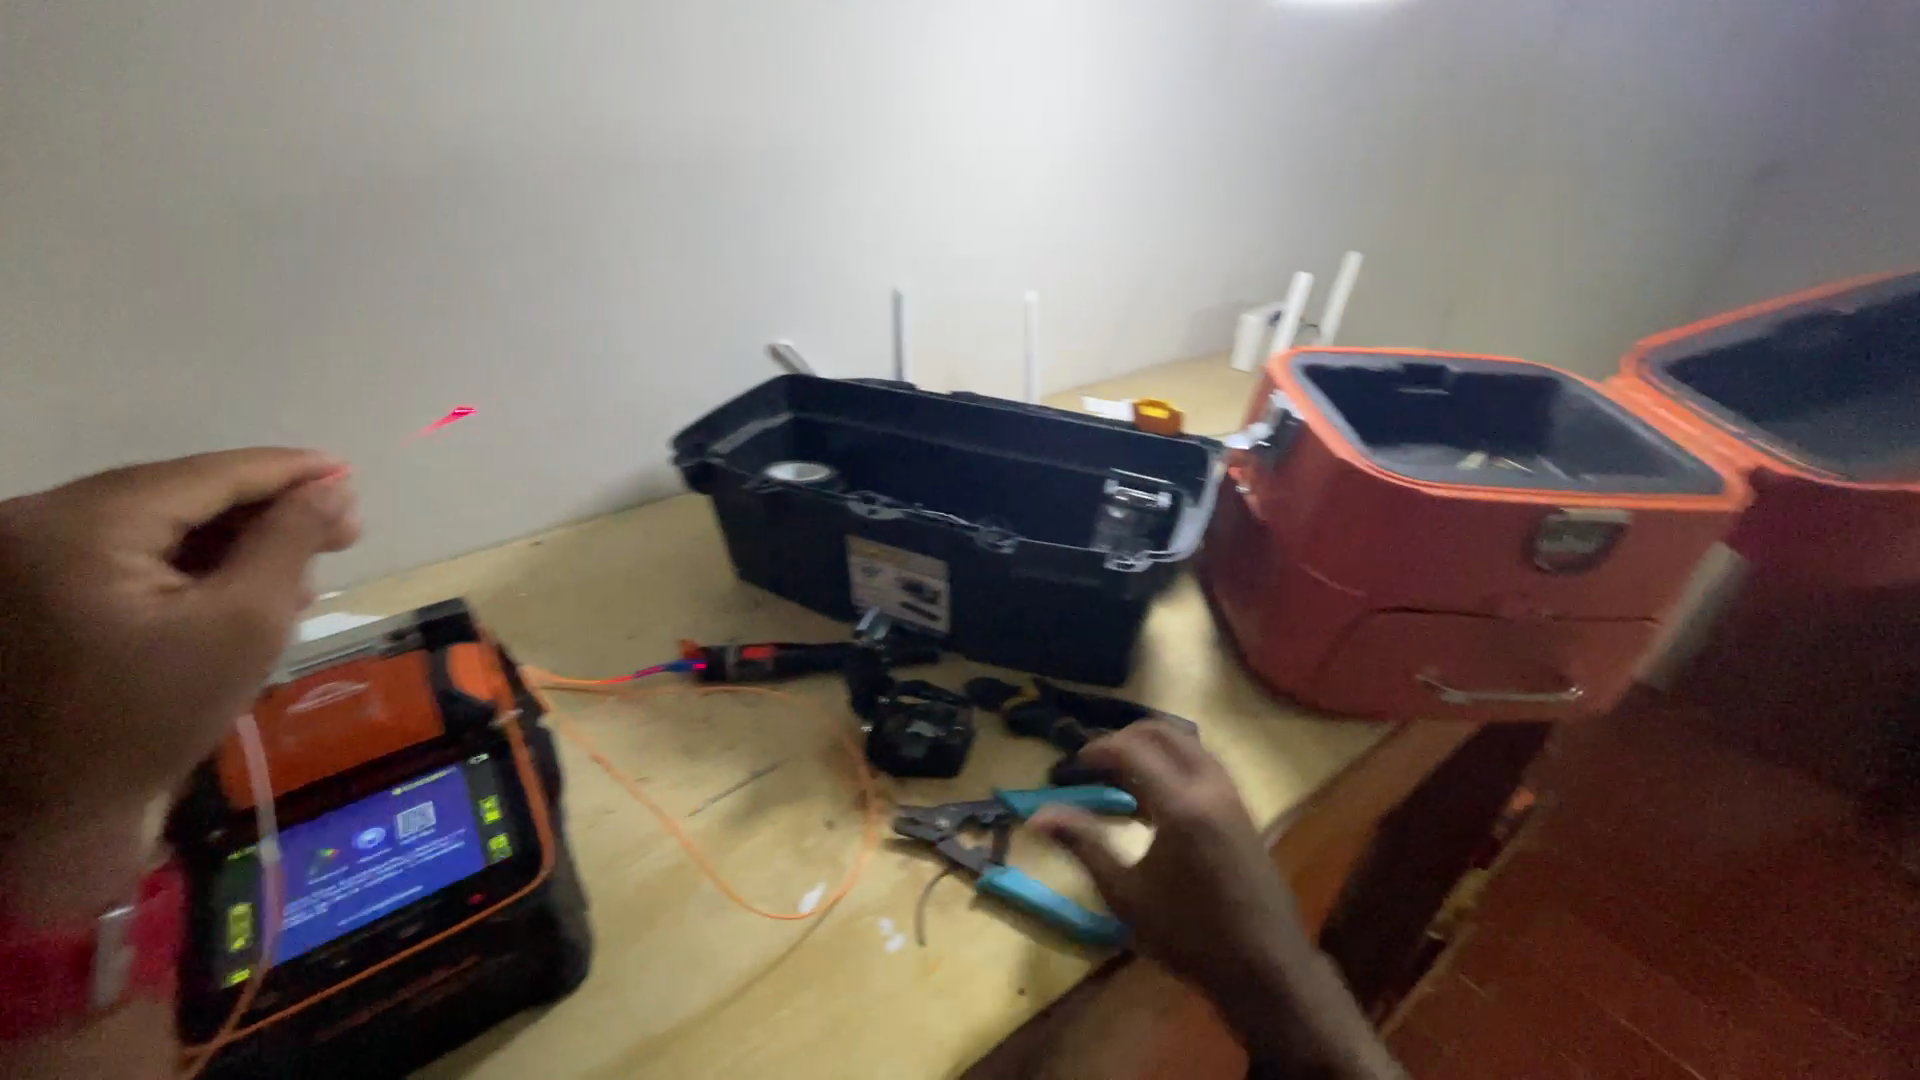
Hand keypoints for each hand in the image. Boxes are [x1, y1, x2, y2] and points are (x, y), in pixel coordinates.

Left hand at [0, 449, 358, 821]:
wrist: (55, 806)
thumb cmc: (158, 713)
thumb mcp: (248, 621)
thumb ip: (291, 540)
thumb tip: (333, 485)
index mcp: (78, 526)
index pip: (205, 475)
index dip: (288, 470)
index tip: (351, 473)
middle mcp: (31, 522)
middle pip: (178, 493)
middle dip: (266, 510)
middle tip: (342, 533)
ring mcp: (19, 554)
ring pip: (156, 521)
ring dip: (234, 539)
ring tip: (300, 574)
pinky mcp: (24, 585)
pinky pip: (125, 550)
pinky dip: (191, 561)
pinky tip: (244, 589)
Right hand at [1031, 722, 1395, 1074]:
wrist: (1265, 967)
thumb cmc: (1189, 935)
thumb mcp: (1126, 894)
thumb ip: (1083, 845)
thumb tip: (1037, 816)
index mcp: (1179, 804)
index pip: (1130, 750)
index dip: (1097, 750)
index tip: (1072, 767)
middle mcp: (1208, 786)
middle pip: (1162, 732)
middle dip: (1123, 738)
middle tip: (1096, 765)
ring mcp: (1230, 794)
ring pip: (1187, 743)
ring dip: (1151, 747)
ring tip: (1122, 778)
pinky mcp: (1241, 808)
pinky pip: (1202, 763)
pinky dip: (1174, 762)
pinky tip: (1156, 799)